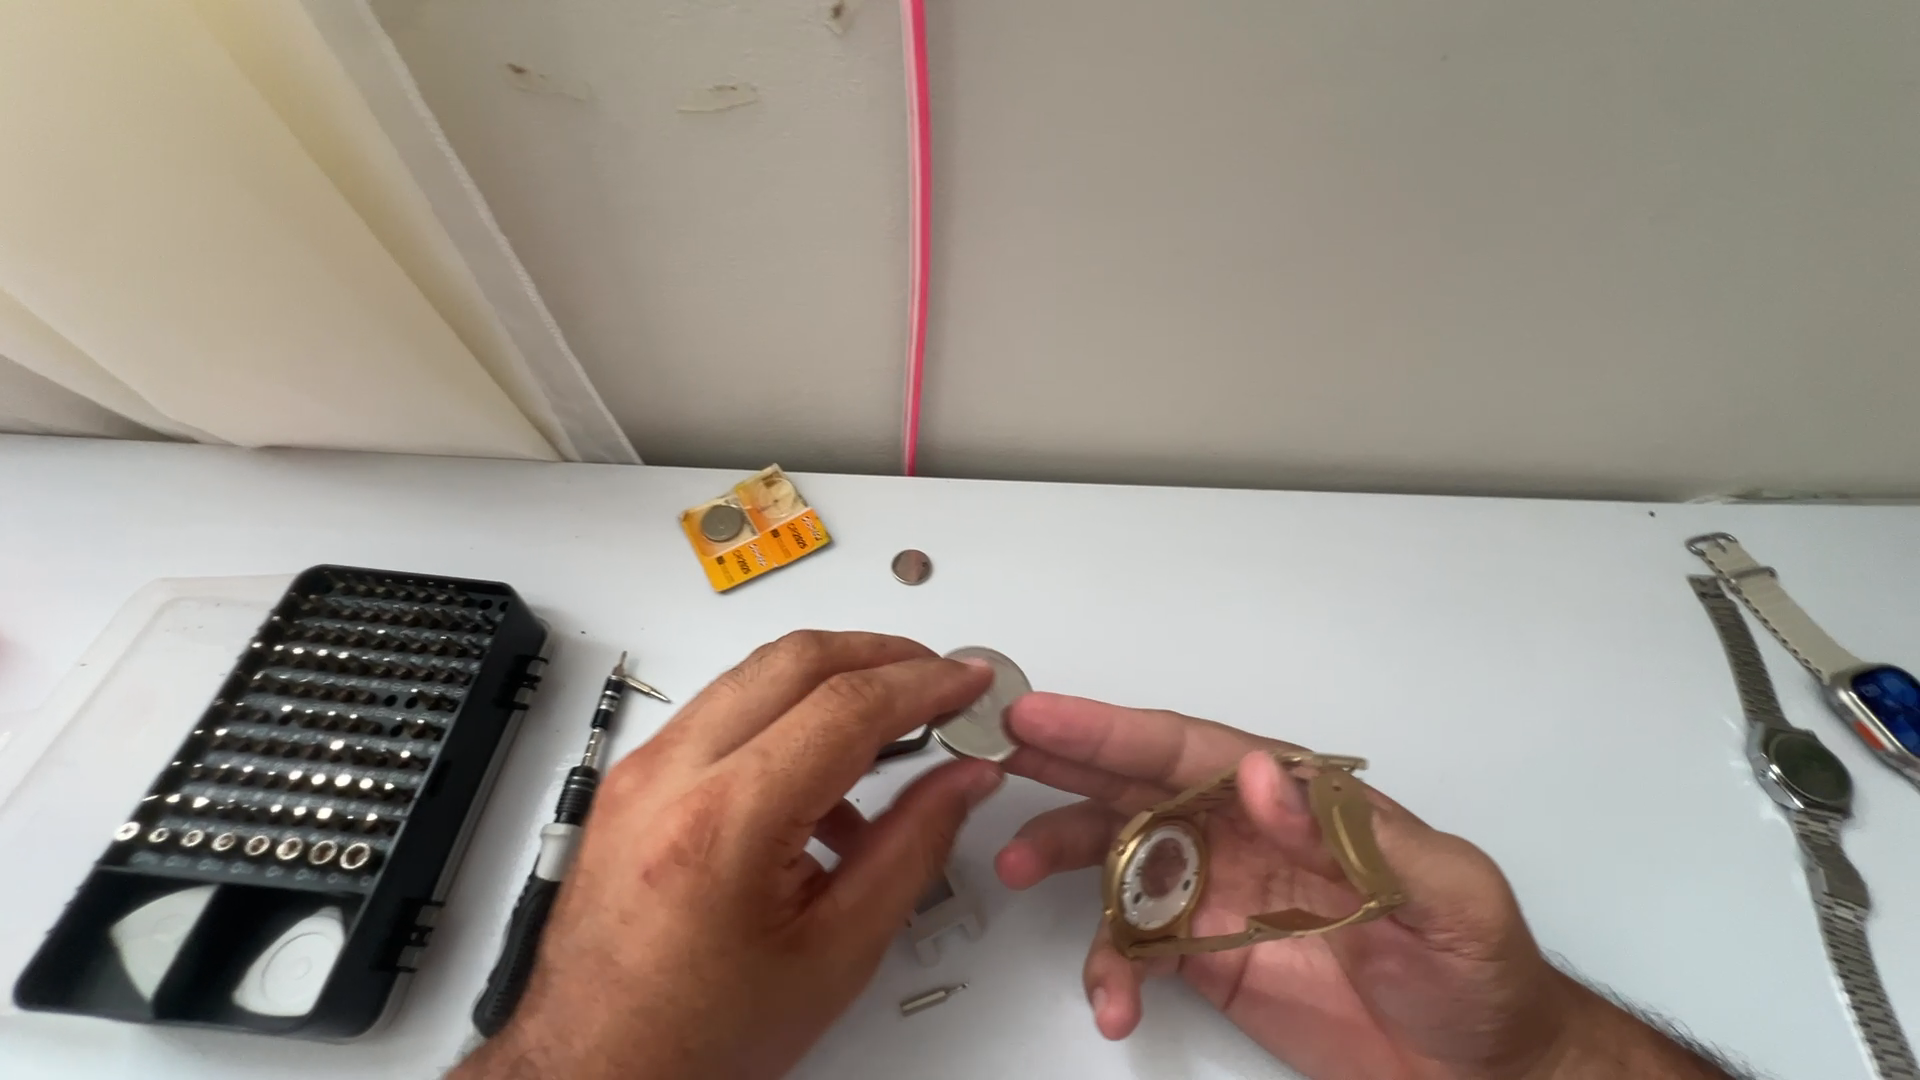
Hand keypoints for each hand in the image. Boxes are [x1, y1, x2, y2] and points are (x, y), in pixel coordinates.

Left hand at [455, 632, 1004, 1079]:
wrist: (593, 1070)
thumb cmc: (696, 1036)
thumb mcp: (838, 951)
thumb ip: (914, 846)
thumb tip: (964, 778)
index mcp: (724, 824)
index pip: (846, 707)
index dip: (923, 683)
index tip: (966, 680)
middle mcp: (670, 775)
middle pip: (798, 658)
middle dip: (884, 653)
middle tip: (937, 675)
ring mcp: (645, 767)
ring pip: (761, 669)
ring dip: (839, 671)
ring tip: (895, 711)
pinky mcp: (640, 773)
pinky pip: (731, 706)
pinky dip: (794, 708)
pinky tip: (831, 765)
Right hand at [996, 694, 1732, 1079]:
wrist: (1481, 1069)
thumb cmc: (1474, 968)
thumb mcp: (1443, 896)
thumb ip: (1348, 834)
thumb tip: (1255, 777)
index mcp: (1279, 795)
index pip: (1181, 748)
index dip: (1107, 729)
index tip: (1040, 714)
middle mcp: (1230, 828)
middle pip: (1130, 780)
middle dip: (1062, 759)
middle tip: (996, 744)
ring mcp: (1210, 888)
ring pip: (1115, 854)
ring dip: (1061, 853)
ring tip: (1016, 866)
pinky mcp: (1200, 951)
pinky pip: (1131, 945)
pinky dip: (1109, 969)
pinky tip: (1111, 1001)